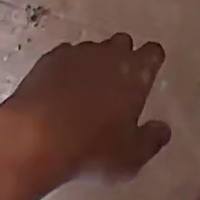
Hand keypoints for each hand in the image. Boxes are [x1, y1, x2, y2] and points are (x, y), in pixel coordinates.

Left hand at [0, 34, 170, 188]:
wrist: (36, 135)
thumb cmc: (93, 149)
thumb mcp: (131, 157)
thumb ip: (151, 140)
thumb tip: (163, 128)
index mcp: (134, 73)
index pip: (152, 52)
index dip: (152, 60)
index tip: (148, 73)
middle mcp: (108, 54)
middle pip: (122, 43)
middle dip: (123, 57)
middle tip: (118, 86)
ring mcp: (77, 52)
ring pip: (92, 49)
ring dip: (93, 64)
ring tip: (85, 94)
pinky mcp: (50, 57)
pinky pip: (66, 57)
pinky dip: (67, 70)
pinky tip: (60, 92)